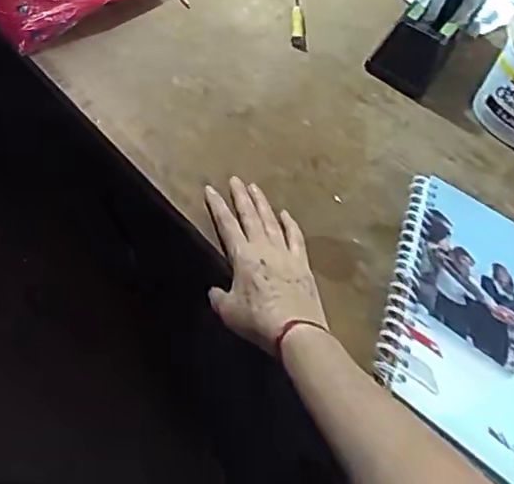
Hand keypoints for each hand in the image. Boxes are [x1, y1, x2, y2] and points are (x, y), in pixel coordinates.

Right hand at [204, 177, 328, 354]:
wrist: (298, 335)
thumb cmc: (258, 320)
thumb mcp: (228, 310)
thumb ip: (218, 296)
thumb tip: (216, 291)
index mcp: (241, 256)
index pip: (226, 224)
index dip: (217, 205)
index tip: (210, 189)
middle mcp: (262, 249)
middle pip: (250, 216)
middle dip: (240, 196)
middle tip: (235, 179)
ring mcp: (285, 256)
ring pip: (271, 222)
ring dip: (262, 204)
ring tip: (255, 188)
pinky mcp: (303, 266)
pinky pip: (296, 239)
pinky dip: (290, 225)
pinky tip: (285, 214)